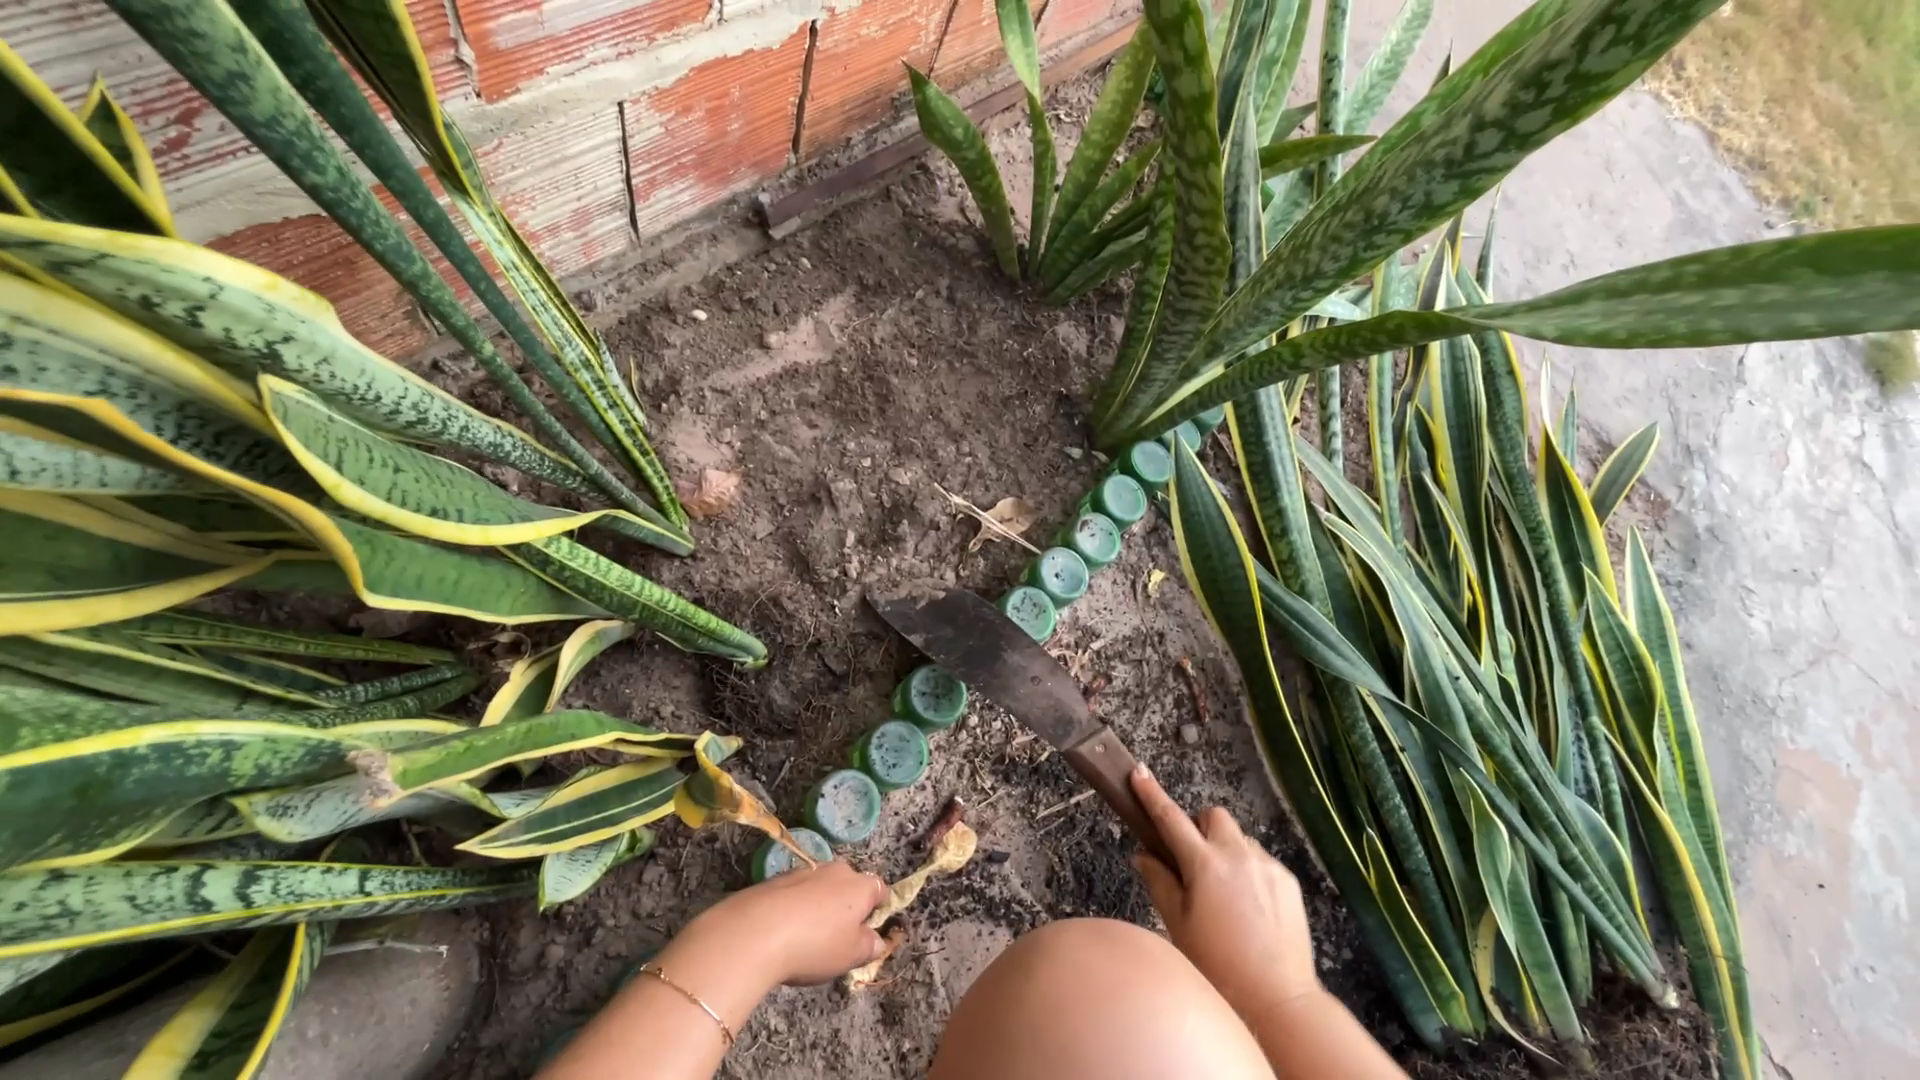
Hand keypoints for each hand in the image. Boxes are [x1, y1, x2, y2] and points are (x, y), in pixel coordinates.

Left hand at [675, 857, 887, 985]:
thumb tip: (877, 939)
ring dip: (820, 906)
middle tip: (839, 937)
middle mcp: (836, 871)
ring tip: (807, 937)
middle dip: (847, 906)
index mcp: (860, 886)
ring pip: (821, 888)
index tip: (870, 931)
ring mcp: (804, 871)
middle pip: (849, 886)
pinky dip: (796, 907)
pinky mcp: (776, 879)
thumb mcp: (851, 955)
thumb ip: (869, 946)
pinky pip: (796, 893)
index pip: (880, 890)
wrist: (756, 931)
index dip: (878, 909)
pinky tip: (784, 932)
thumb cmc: (815, 945)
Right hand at [1129, 764, 1320, 1018]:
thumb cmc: (1217, 965)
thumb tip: (1143, 855)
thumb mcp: (1177, 924)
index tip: (1138, 773)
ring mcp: (1267, 865)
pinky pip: (1261, 859)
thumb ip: (1159, 882)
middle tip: (1193, 860)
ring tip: (1224, 892)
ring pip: (1239, 837)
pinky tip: (1247, 907)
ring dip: (1225, 849)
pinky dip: (1248, 869)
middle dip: (1199, 827)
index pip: (1171, 818)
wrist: (1277, 997)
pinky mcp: (1288, 880)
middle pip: (1213, 816)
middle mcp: (1237, 855)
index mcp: (1204, 864)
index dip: (1152, 794)